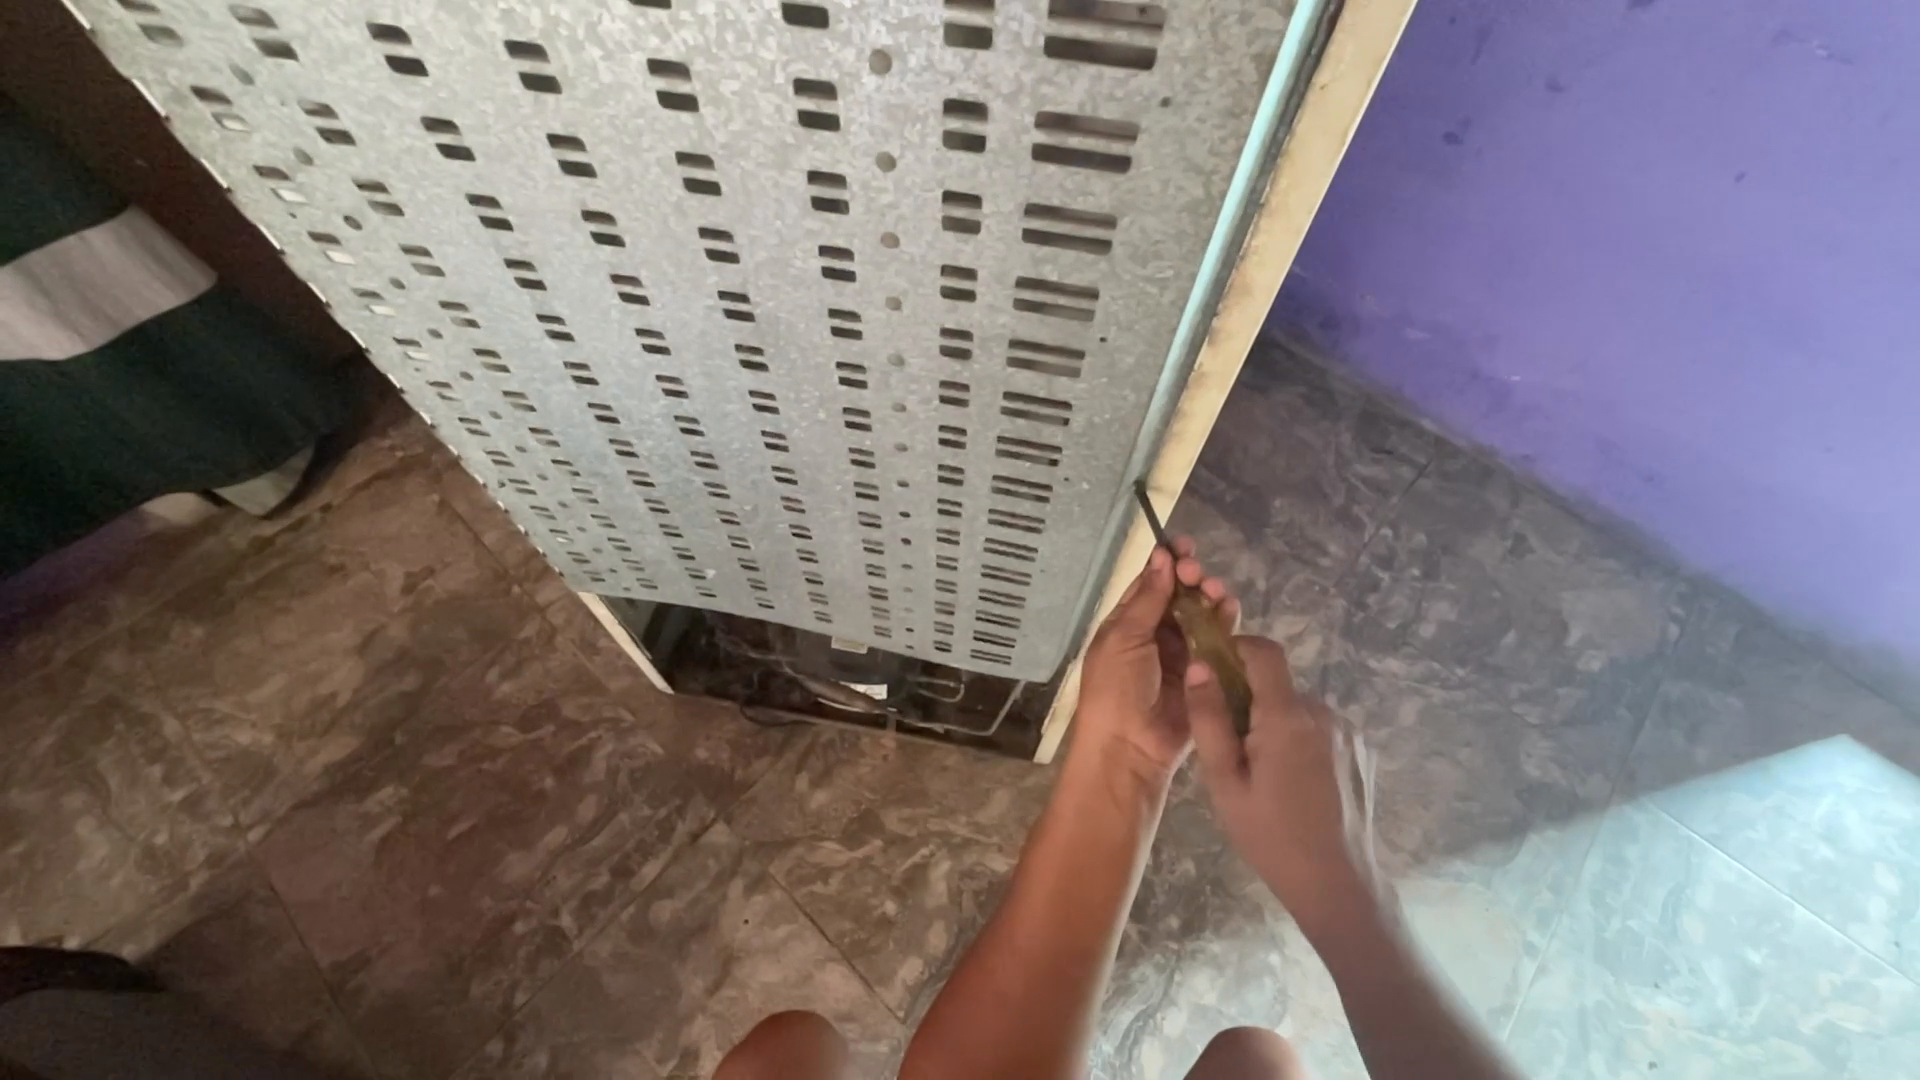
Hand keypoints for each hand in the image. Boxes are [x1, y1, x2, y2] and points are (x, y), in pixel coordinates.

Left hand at [1074, 537, 1237, 782]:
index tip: (1184, 544)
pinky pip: (1217, 643)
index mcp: (1126, 623)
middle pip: (1180, 596)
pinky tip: (1230, 611)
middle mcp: (1154, 634)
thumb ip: (1147, 599)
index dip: (1167, 562)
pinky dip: (1225, 624)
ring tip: (1217, 592)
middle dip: (1192, 579)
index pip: (1150, 583)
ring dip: (1210, 599)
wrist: (1130, 747)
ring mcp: (1180, 654)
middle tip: (1199, 574)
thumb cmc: (1116, 689)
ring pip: (1201, 616)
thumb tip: (1162, 557)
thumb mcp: (1123, 639)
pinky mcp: (1203, 673)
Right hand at [1186, 637, 1377, 934]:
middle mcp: (1324, 713)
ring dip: (1276, 725)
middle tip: (1233, 752)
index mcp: (1287, 717)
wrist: (1340, 886)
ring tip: (1266, 776)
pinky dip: (1301, 741)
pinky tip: (1297, 785)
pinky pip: (1320, 728)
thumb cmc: (1270, 836)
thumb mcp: (1223, 781)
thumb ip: (1209, 718)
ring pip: (1297, 709)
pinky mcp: (1362, 750)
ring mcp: (1348, 732)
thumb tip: (1199, 666)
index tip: (1215, 669)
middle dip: (1250, 703)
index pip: (1265, 651)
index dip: (1237, 648)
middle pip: (1277, 686)